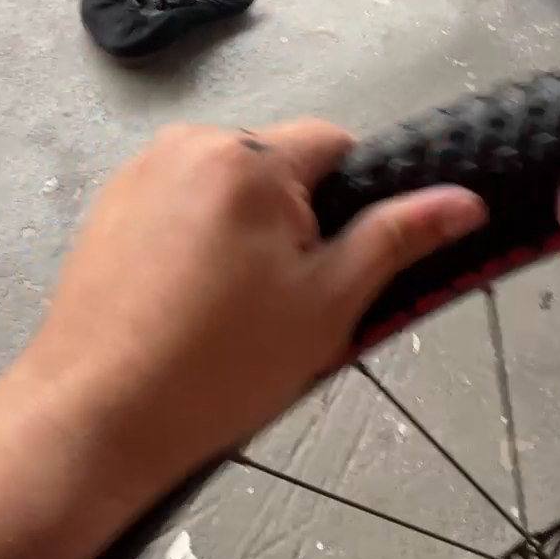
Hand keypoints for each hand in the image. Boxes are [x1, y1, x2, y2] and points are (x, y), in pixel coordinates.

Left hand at [21, 120, 486, 485]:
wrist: (94, 416)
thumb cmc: (219, 365)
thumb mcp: (327, 304)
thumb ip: (398, 237)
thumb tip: (465, 200)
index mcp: (249, 159)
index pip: (332, 142)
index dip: (347, 198)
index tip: (328, 256)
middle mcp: (191, 142)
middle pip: (278, 162)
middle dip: (293, 213)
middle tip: (278, 291)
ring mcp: (143, 168)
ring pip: (231, 180)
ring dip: (245, 221)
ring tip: (227, 297)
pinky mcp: (112, 198)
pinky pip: (183, 194)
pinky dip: (197, 228)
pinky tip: (183, 291)